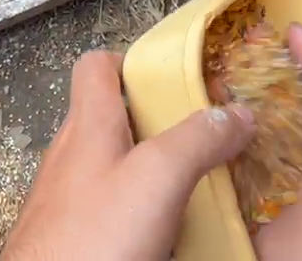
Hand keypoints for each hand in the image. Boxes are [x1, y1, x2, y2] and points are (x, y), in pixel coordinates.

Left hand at [2, 50, 255, 260]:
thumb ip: (197, 139)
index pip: (96, 65)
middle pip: (113, 118)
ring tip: (190, 190)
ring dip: (150, 173)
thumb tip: (237, 114)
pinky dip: (136, 213)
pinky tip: (163, 235)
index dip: (130, 63)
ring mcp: (65, 200)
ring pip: (113, 168)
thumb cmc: (93, 239)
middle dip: (157, 125)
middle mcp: (71, 155)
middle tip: (199, 141)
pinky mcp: (68, 239)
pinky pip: (106, 210)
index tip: (170, 82)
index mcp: (88, 124)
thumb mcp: (158, 178)